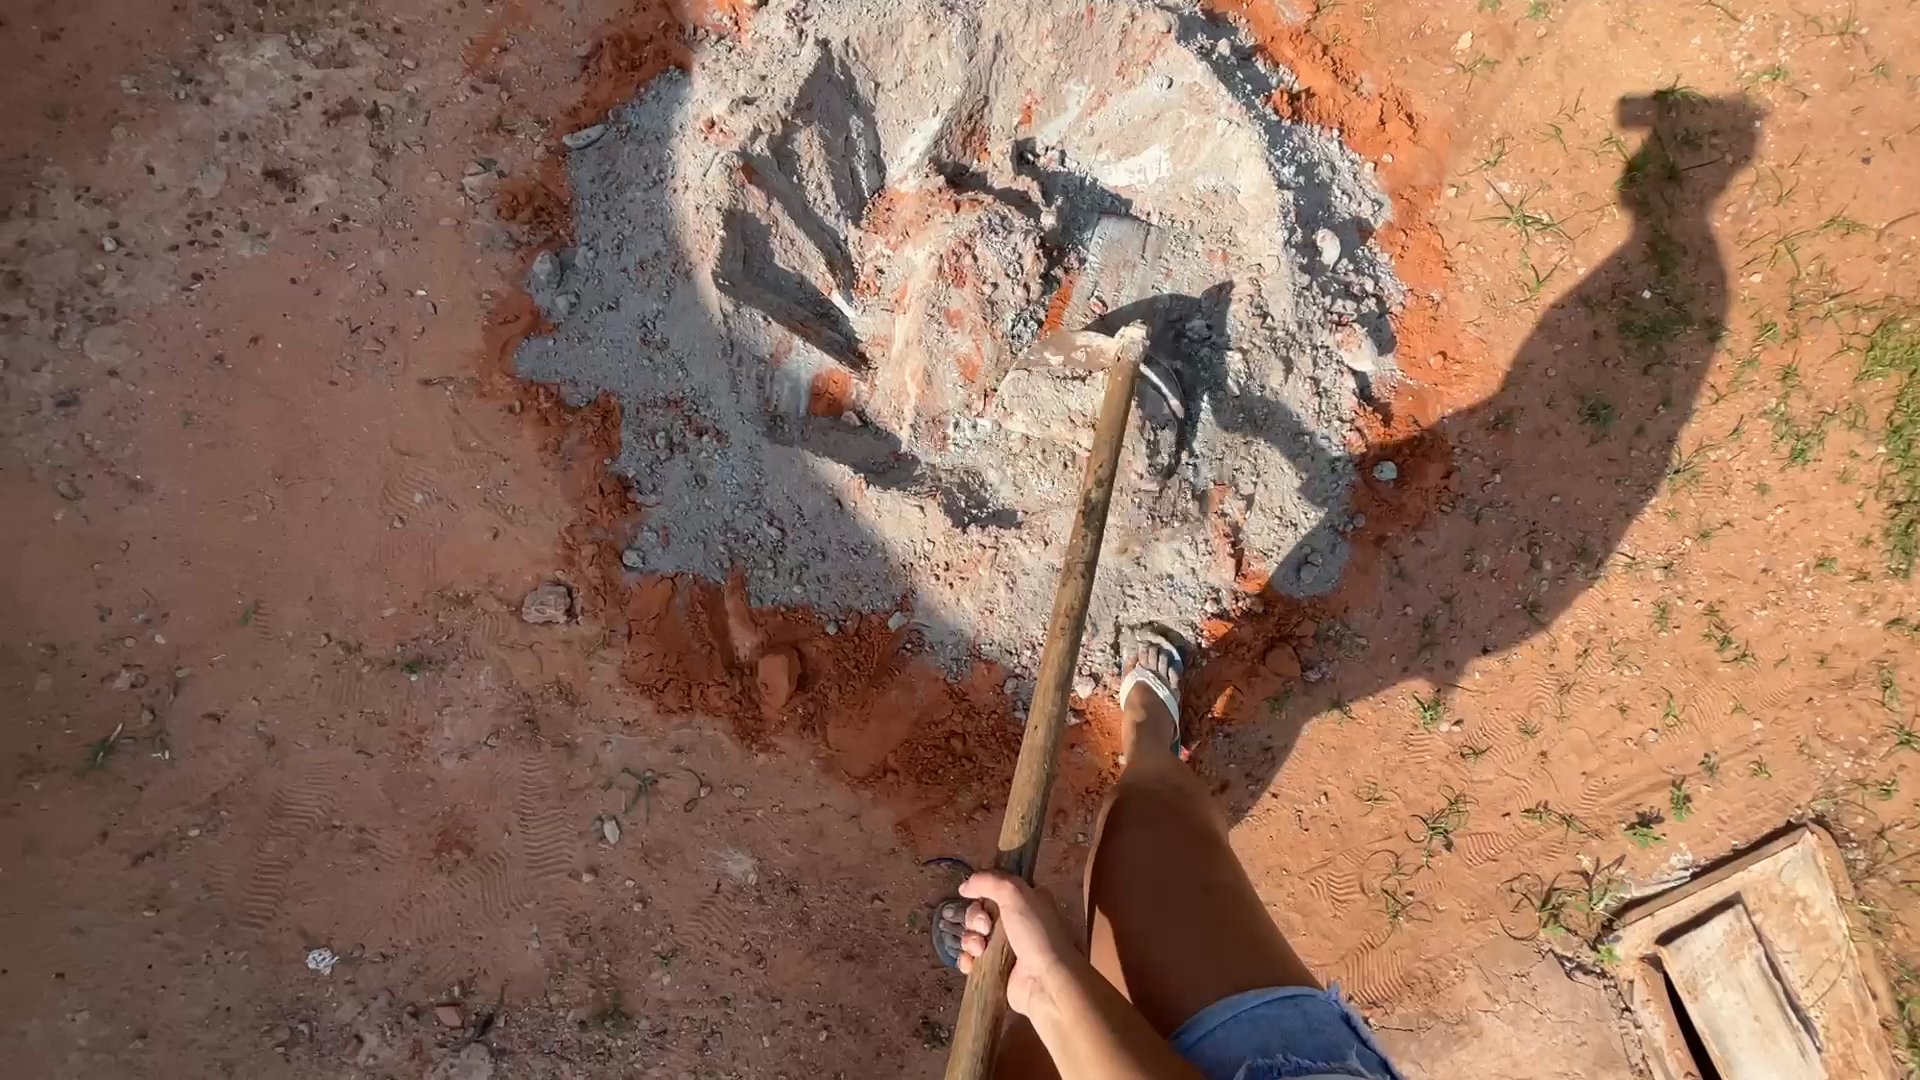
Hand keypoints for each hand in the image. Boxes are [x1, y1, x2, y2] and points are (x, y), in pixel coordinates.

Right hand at [954, 870, 1078, 1015]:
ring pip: (974, 935)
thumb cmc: (1036, 933)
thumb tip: (964, 887)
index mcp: (1027, 899)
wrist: (1046, 982)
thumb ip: (989, 881)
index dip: (982, 892)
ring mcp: (1006, 947)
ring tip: (979, 949)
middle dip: (975, 918)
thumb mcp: (1015, 893)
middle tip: (985, 929)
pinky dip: (968, 960)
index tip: (978, 898)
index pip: (994, 887)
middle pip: (980, 911)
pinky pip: (973, 960)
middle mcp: (1017, 921)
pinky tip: (971, 963)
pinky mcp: (997, 970)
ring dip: (970, 940)